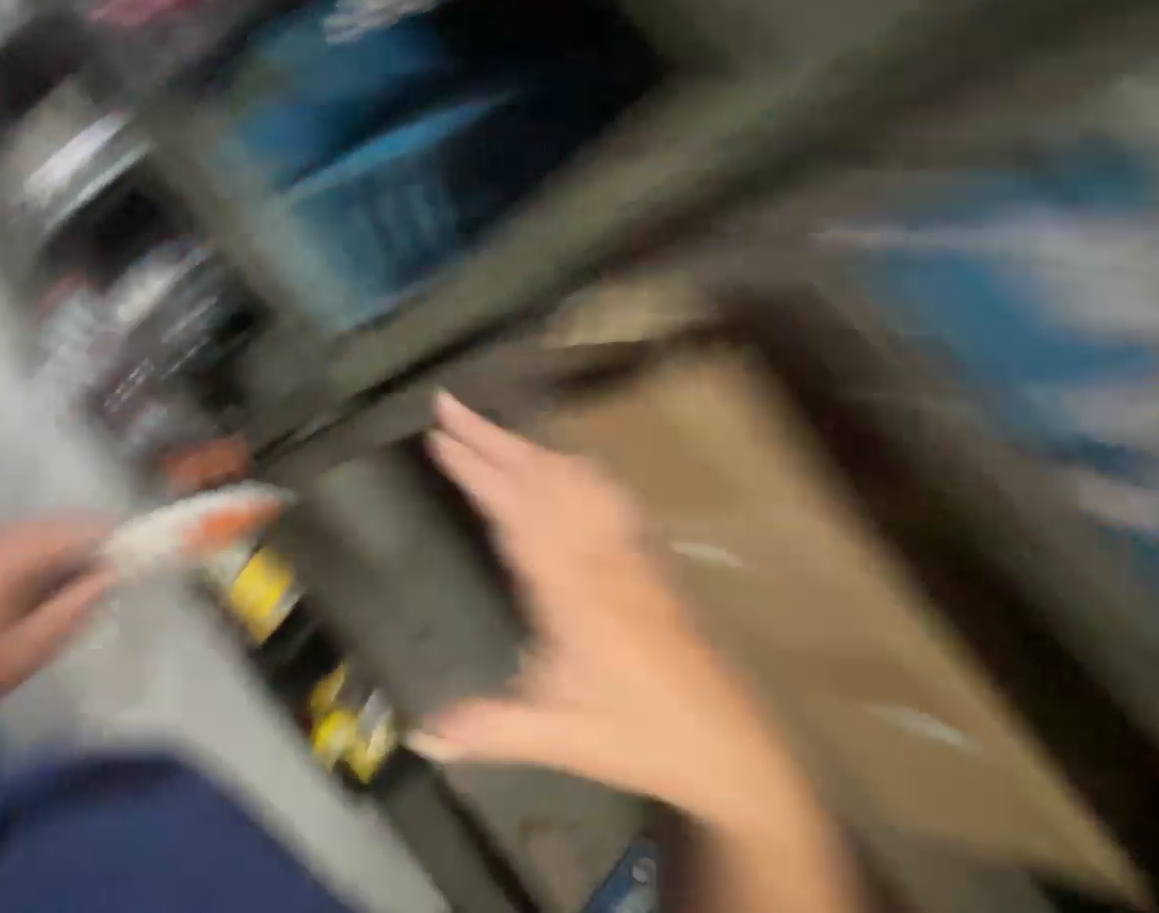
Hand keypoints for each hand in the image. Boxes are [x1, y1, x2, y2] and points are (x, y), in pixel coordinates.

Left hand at [0, 516, 116, 726]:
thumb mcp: (35, 645)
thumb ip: (77, 604)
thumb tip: (114, 574)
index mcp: (13, 556)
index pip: (77, 532)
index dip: (113, 539)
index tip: (143, 552)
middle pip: (61, 527)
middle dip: (93, 543)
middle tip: (122, 572)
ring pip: (43, 534)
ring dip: (71, 550)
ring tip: (95, 582)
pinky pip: (24, 544)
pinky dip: (48, 556)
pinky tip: (55, 586)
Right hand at [408, 394, 811, 828]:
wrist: (738, 753)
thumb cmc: (645, 739)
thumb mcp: (562, 739)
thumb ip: (489, 730)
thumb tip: (421, 733)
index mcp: (574, 595)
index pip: (519, 513)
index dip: (479, 470)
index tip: (441, 437)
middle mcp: (602, 562)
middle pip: (545, 481)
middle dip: (493, 439)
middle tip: (449, 405)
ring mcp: (629, 557)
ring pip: (577, 481)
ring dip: (529, 446)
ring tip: (490, 425)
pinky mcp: (646, 563)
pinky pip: (606, 497)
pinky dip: (572, 468)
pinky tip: (562, 463)